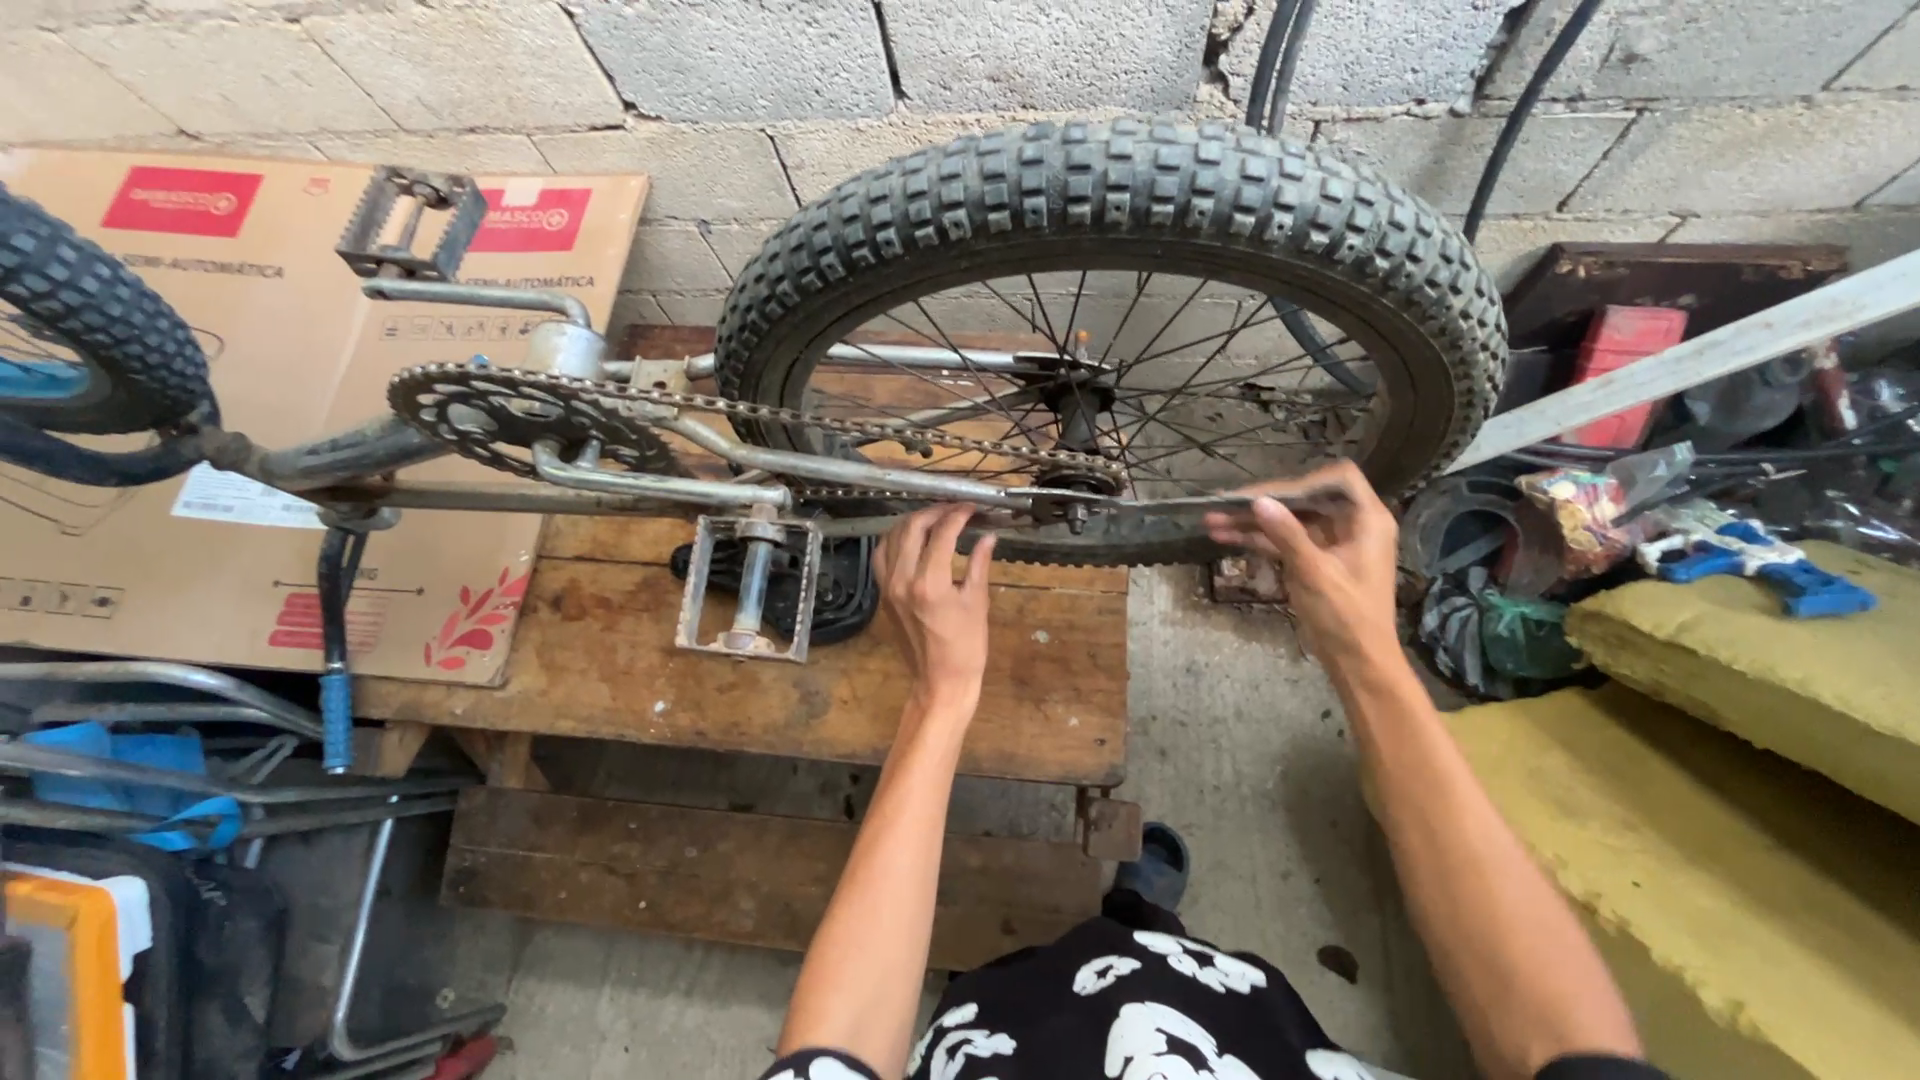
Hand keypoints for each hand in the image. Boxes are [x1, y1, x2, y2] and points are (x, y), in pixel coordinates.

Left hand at [874, 504, 997, 709]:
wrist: (940, 681)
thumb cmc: (966, 647)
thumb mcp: (978, 603)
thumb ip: (979, 564)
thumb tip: (988, 536)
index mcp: (930, 583)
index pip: (941, 534)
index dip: (958, 515)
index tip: (972, 509)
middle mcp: (902, 580)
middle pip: (912, 528)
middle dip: (934, 512)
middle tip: (954, 510)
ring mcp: (888, 587)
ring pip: (891, 538)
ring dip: (912, 523)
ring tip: (934, 519)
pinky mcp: (883, 595)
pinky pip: (882, 557)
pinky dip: (895, 540)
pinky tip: (911, 539)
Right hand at [1204, 461, 1399, 672]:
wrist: (1358, 662)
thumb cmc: (1347, 617)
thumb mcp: (1315, 573)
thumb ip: (1287, 534)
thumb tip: (1258, 501)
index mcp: (1367, 521)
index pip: (1339, 479)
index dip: (1303, 481)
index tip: (1267, 495)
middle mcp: (1351, 525)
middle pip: (1305, 498)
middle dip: (1264, 502)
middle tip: (1225, 504)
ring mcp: (1330, 543)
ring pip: (1289, 520)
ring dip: (1253, 521)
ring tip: (1213, 522)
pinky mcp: (1313, 560)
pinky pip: (1284, 540)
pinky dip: (1258, 539)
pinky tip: (1225, 538)